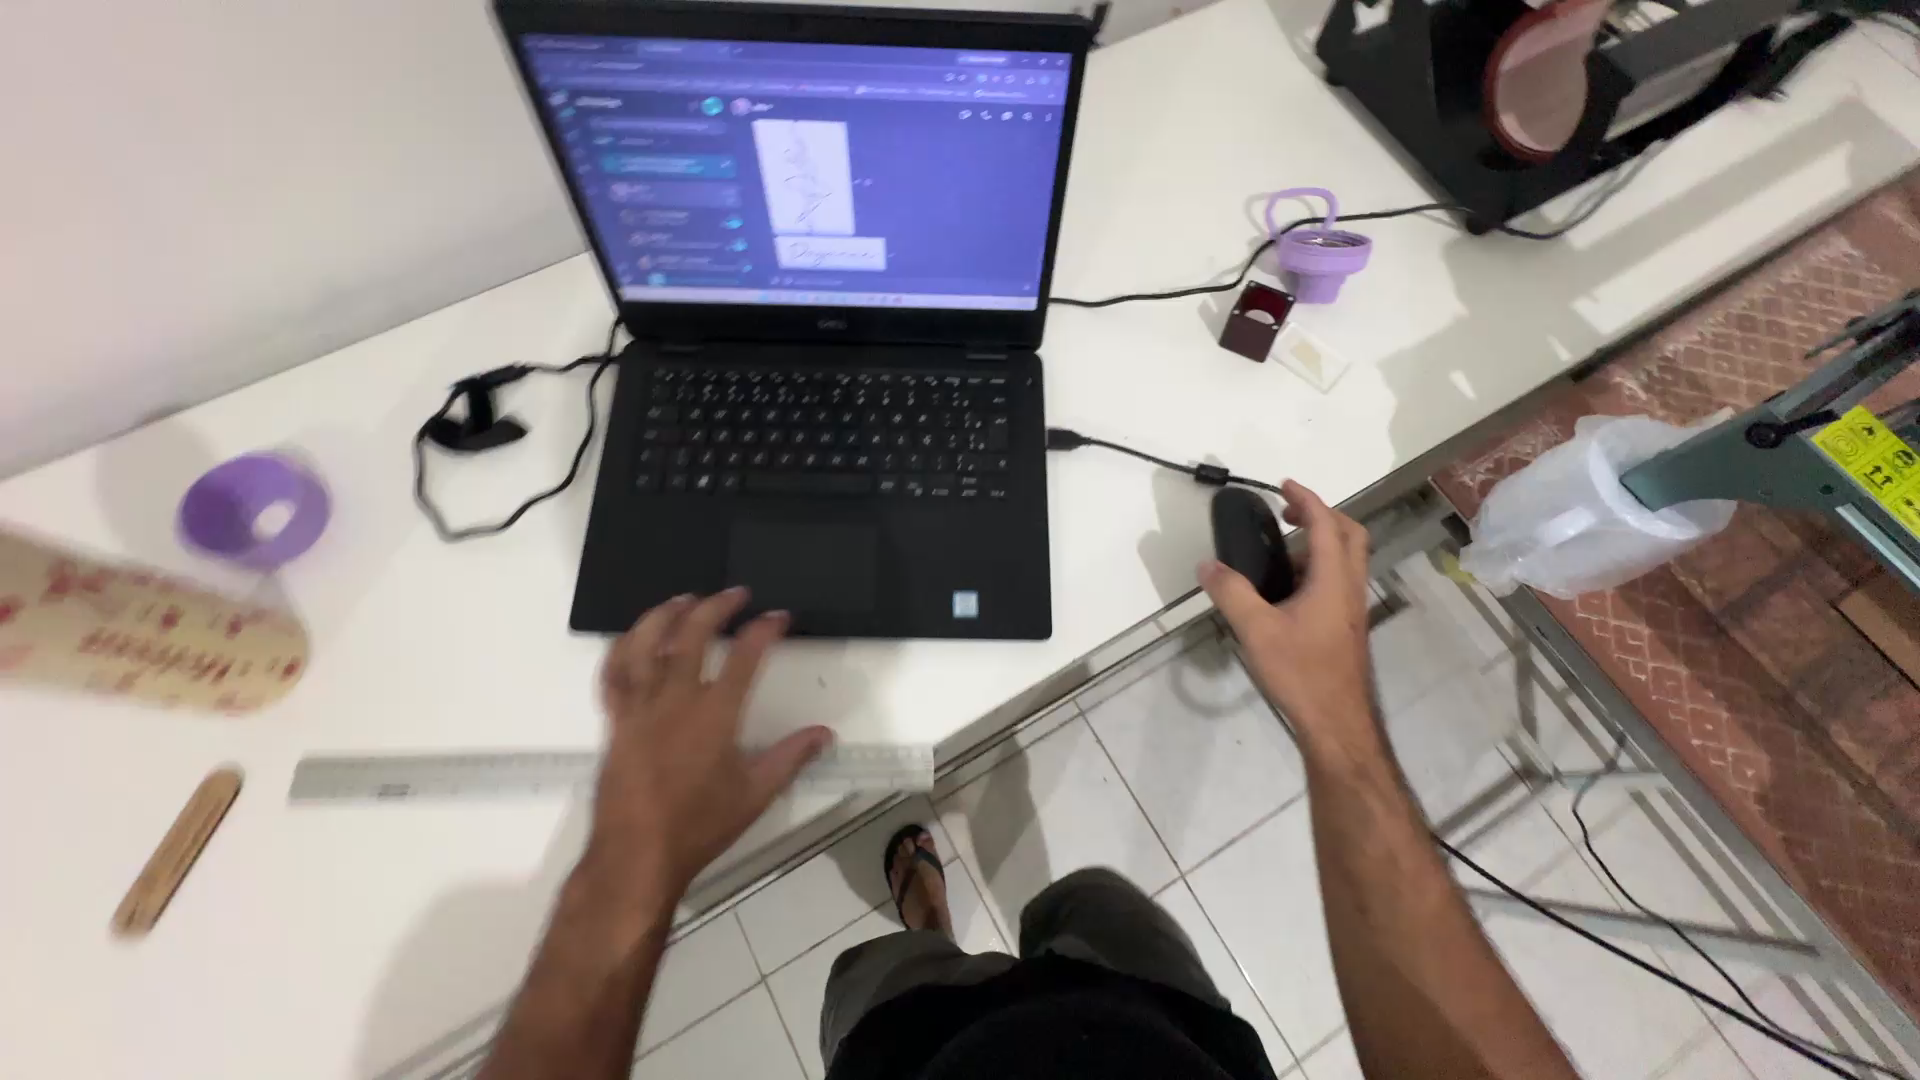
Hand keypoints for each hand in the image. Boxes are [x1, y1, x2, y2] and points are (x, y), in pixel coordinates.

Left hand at [587, 589, 832, 895]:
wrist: (637, 856)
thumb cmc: (700, 826)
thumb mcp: (756, 794)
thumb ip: (791, 757)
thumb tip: (825, 733)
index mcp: (714, 715)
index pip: (744, 657)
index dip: (764, 630)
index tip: (779, 617)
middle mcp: (674, 701)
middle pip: (691, 637)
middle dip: (716, 608)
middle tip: (736, 594)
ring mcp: (639, 708)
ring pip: (645, 646)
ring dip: (665, 616)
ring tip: (683, 599)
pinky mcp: (615, 722)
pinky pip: (612, 675)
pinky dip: (622, 649)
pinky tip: (634, 639)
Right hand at [1199, 480, 1376, 748]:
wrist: (1336, 720)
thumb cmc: (1301, 672)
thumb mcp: (1256, 630)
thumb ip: (1231, 593)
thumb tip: (1207, 565)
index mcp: (1333, 580)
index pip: (1326, 525)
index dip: (1307, 500)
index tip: (1284, 485)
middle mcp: (1349, 587)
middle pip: (1350, 535)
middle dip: (1321, 515)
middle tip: (1287, 512)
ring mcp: (1351, 607)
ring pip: (1347, 558)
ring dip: (1320, 541)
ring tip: (1282, 548)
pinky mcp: (1346, 625)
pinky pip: (1338, 579)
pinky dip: (1318, 566)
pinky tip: (1288, 588)